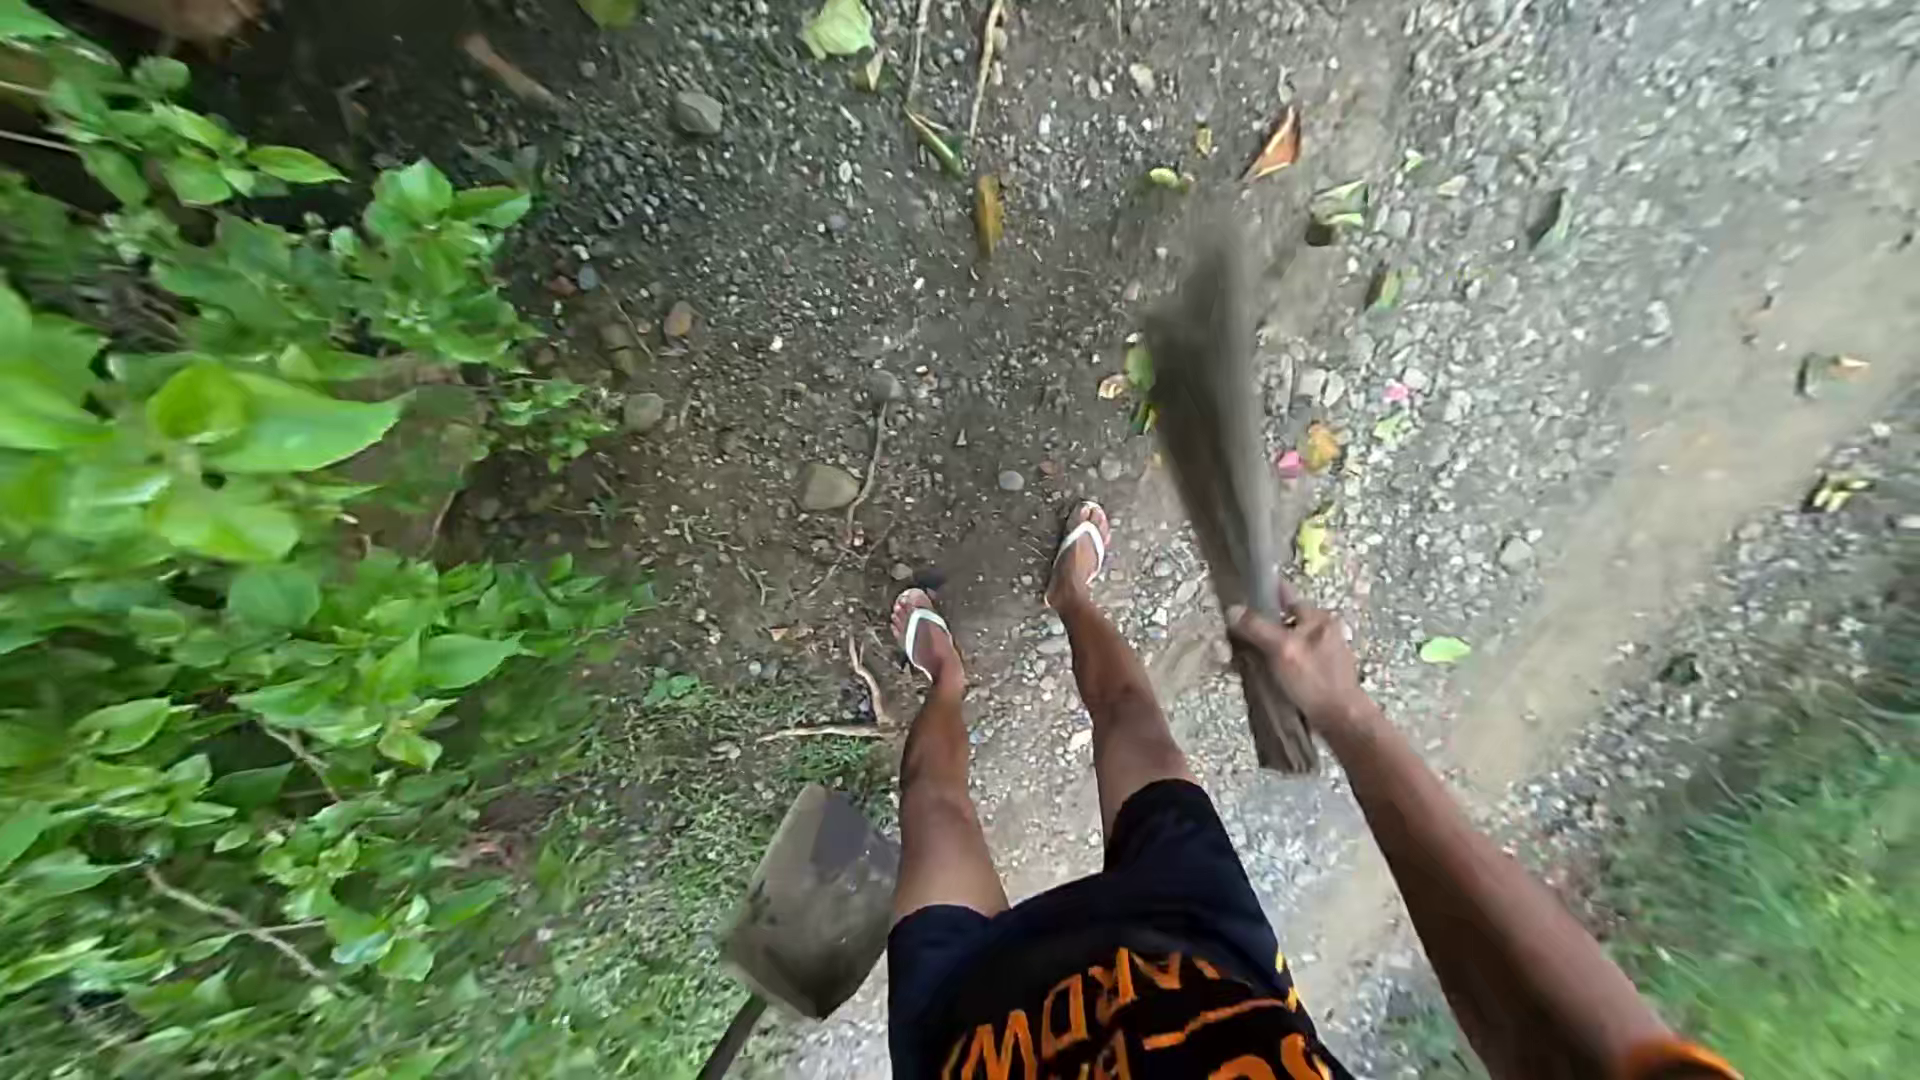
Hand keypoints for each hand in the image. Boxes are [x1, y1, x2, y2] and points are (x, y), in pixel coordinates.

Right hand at [1228, 589, 1377, 739]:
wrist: (1341, 720)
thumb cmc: (1313, 680)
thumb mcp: (1281, 649)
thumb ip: (1256, 627)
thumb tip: (1231, 610)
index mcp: (1318, 617)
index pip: (1284, 594)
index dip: (1260, 594)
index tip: (1238, 597)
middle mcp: (1321, 629)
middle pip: (1280, 617)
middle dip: (1258, 625)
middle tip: (1235, 635)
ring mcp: (1320, 650)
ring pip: (1282, 638)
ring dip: (1262, 645)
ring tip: (1243, 656)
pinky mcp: (1316, 669)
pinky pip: (1287, 656)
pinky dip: (1272, 660)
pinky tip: (1261, 671)